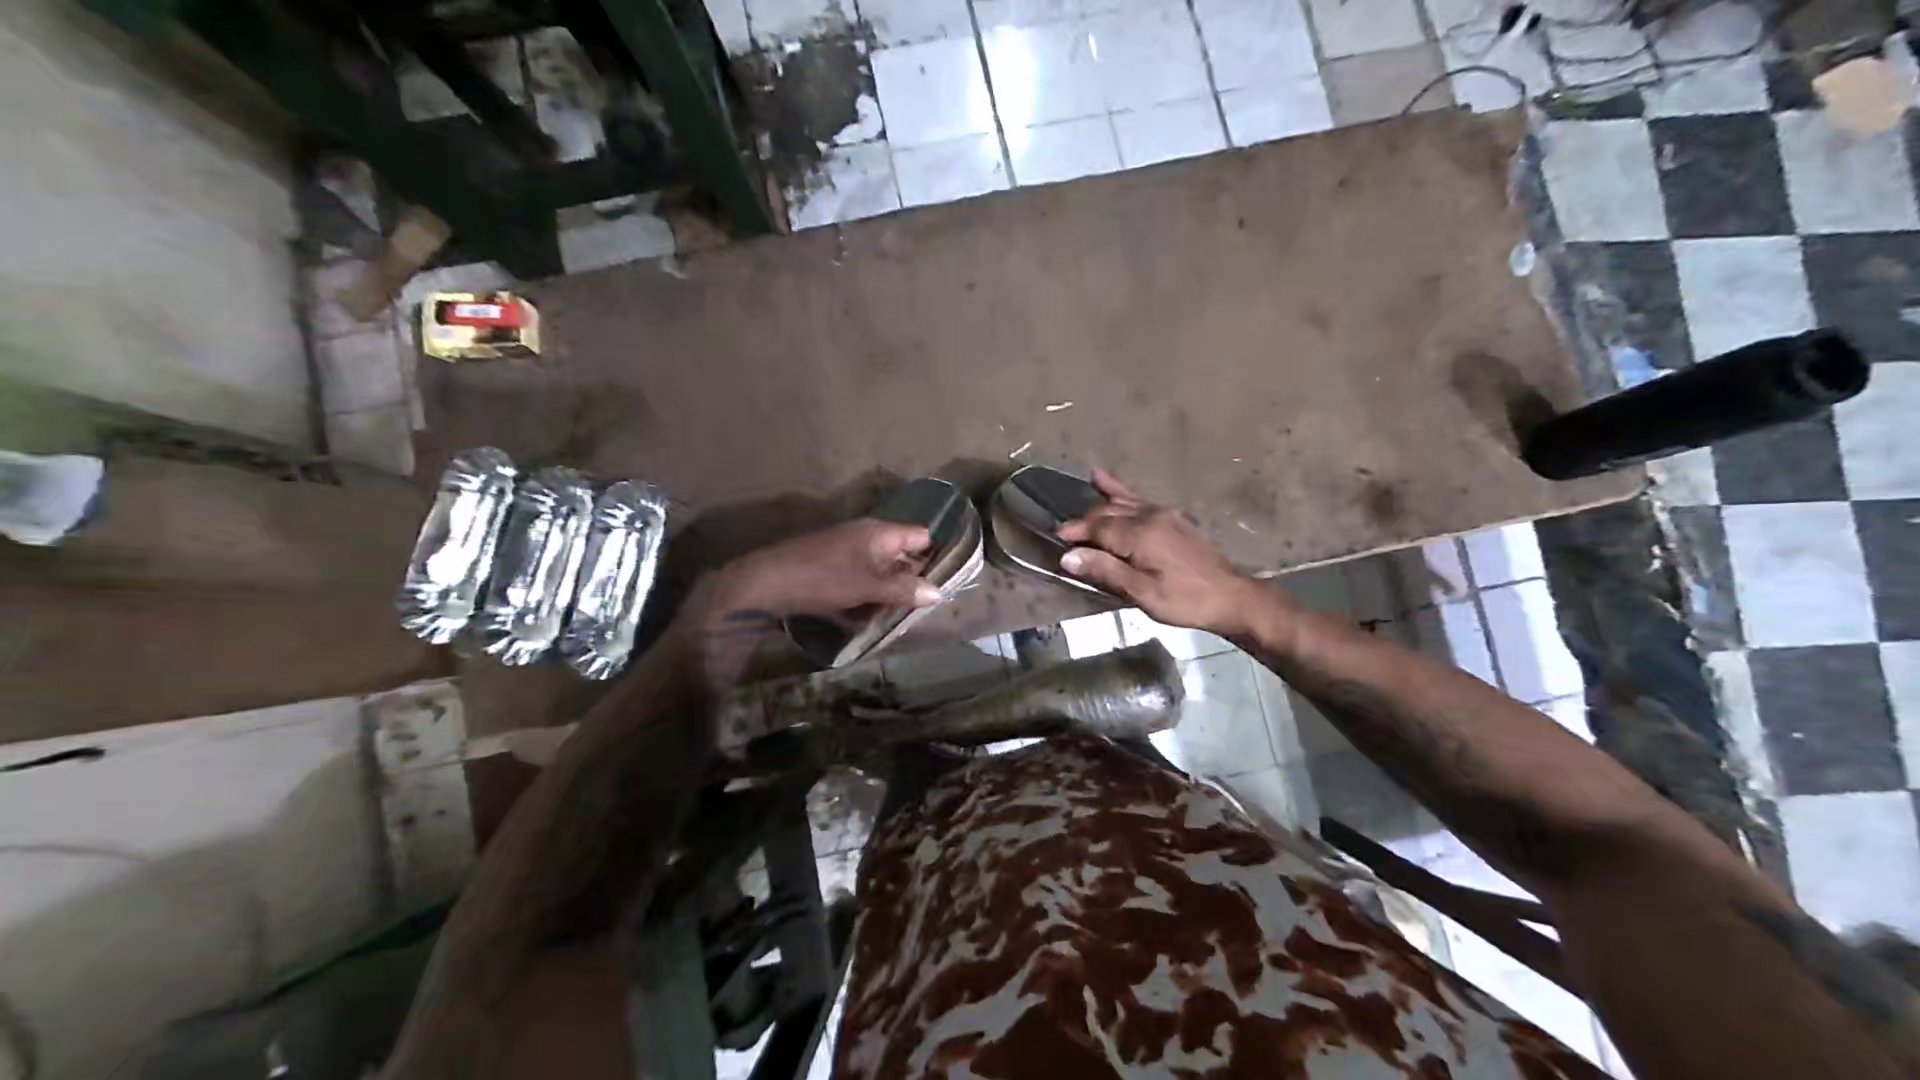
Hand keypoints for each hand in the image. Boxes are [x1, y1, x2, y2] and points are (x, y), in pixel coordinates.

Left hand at [711, 518, 940, 619]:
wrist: (766, 581)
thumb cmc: (822, 579)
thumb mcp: (868, 587)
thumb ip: (904, 589)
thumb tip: (939, 593)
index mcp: (880, 532)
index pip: (921, 536)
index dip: (936, 555)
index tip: (948, 580)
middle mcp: (866, 534)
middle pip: (902, 553)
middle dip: (914, 577)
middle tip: (928, 604)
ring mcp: (848, 548)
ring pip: (882, 566)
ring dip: (892, 587)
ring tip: (904, 612)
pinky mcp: (832, 563)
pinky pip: (863, 574)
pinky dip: (871, 590)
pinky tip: (873, 611)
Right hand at [1057, 470, 1262, 637]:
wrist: (1230, 596)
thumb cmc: (1184, 600)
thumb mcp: (1142, 593)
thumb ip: (1105, 570)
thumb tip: (1068, 556)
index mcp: (1140, 535)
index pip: (1097, 527)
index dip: (1076, 532)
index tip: (1057, 539)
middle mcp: (1149, 516)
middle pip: (1106, 513)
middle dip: (1083, 522)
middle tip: (1066, 538)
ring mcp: (1161, 513)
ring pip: (1119, 502)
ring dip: (1097, 508)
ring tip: (1077, 515)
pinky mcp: (1170, 517)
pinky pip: (1136, 498)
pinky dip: (1116, 488)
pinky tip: (1100, 477)